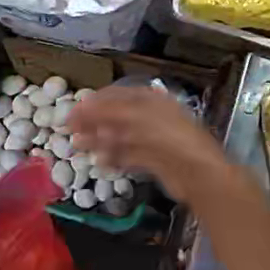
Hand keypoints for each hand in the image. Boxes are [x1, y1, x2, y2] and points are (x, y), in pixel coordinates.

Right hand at [66, 85, 234, 199]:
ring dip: (99, 140)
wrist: (198, 173)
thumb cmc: (168, 138)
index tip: (72, 113)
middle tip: (71, 131)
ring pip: (120, 137)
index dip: (92, 103)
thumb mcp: (135, 117)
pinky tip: (101, 162)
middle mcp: (151, 116)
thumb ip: (107, 111)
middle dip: (93, 122)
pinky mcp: (154, 161)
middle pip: (116, 116)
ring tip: (80, 147)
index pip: (115, 95)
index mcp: (149, 100)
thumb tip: (82, 106)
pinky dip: (114, 157)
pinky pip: (129, 155)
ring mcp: (153, 139)